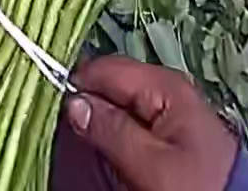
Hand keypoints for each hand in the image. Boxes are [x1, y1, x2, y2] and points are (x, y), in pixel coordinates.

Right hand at [63, 56, 238, 190]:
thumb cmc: (198, 188)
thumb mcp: (153, 166)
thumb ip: (112, 130)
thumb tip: (72, 102)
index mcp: (163, 84)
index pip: (108, 68)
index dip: (78, 82)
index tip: (49, 100)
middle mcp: (163, 87)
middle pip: (112, 81)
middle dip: (87, 98)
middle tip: (60, 123)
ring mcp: (167, 107)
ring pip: (118, 99)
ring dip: (98, 114)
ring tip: (76, 133)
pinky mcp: (167, 129)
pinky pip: (130, 116)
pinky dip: (112, 125)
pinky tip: (100, 140)